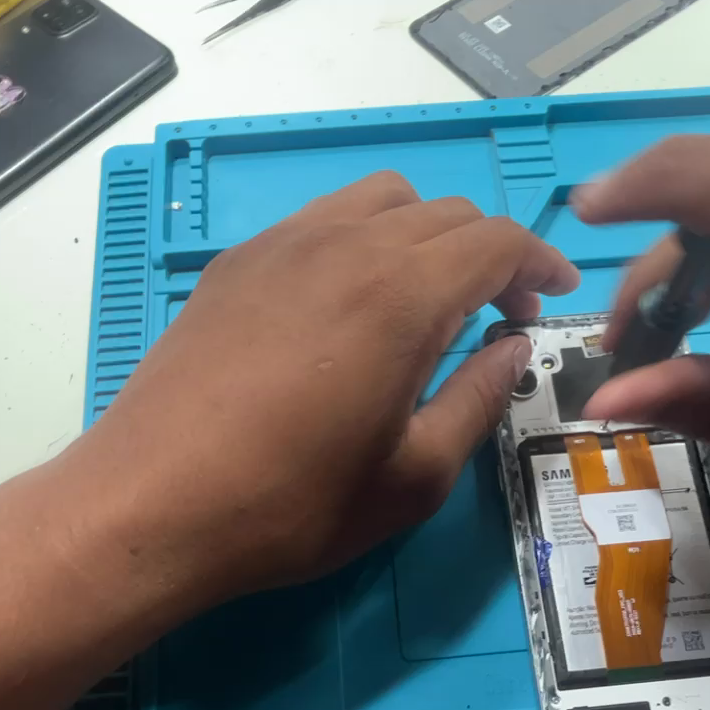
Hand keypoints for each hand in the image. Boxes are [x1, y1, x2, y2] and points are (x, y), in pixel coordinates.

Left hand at [58, 171, 578, 604]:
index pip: (495, 241)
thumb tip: (513, 348)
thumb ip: (479, 399)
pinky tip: (352, 303)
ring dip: (426, 238)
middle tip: (500, 318)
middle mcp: (343, 245)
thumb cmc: (294, 507)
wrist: (153, 506)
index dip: (538, 264)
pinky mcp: (235, 265)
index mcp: (400, 295)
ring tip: (429, 301)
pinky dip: (364, 241)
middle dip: (490, 256)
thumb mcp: (415, 476)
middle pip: (443, 214)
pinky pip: (321, 222)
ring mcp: (280, 246)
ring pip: (380, 202)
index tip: (556, 297)